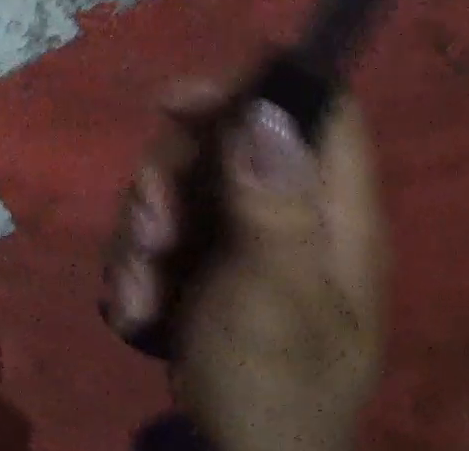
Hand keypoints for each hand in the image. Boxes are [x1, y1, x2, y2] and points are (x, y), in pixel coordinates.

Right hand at [104, 83, 387, 450]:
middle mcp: (289, 213)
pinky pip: (154, 224)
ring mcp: (242, 237)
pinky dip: (135, 257)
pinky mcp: (202, 260)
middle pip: (221, 140)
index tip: (179, 101)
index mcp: (333, 216)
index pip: (318, 111)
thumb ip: (275, 206)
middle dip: (167, 174)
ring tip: (143, 284)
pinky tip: (137, 303)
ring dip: (141, 225)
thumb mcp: (273, 296)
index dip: (254, 87)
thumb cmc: (272, 379)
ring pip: (175, 182)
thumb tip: (268, 112)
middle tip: (154, 227)